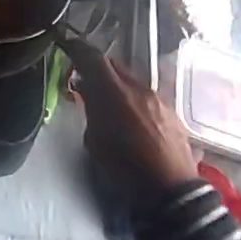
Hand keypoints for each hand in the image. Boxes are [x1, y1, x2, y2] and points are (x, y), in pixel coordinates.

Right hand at [65, 38, 198, 204]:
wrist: (171, 193)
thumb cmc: (125, 171)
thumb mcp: (96, 142)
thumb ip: (91, 111)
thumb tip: (88, 92)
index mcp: (116, 94)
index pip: (93, 58)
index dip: (78, 49)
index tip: (68, 46)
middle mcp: (139, 89)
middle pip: (114, 65)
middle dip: (98, 68)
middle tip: (86, 80)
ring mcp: (159, 99)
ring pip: (132, 80)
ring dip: (117, 85)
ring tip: (110, 103)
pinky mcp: (172, 112)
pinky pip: (147, 96)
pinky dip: (134, 99)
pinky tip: (133, 119)